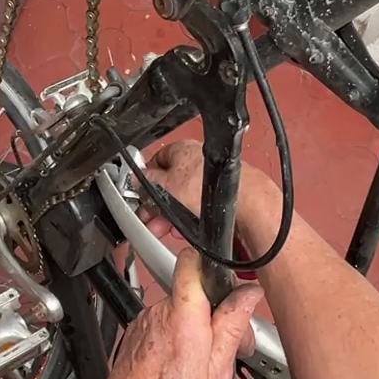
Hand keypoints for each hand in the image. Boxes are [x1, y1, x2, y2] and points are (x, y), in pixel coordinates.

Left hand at [103, 247, 262, 378]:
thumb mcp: (217, 371)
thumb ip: (232, 325)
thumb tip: (249, 296)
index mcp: (183, 316)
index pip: (192, 262)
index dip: (211, 265)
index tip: (227, 283)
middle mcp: (159, 311)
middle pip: (192, 292)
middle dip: (213, 312)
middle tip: (226, 346)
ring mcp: (144, 320)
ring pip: (179, 310)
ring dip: (195, 328)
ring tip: (201, 363)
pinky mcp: (136, 332)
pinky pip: (164, 324)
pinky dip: (177, 338)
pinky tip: (181, 366)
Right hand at [140, 141, 279, 253]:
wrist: (242, 205)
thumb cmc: (209, 189)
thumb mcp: (165, 185)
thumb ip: (147, 181)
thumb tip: (136, 179)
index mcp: (181, 149)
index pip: (155, 161)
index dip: (146, 180)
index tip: (140, 195)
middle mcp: (196, 161)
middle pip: (168, 183)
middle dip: (157, 204)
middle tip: (150, 217)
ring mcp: (208, 180)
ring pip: (182, 199)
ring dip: (170, 215)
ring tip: (164, 228)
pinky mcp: (218, 197)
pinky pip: (196, 208)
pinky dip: (187, 218)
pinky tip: (182, 229)